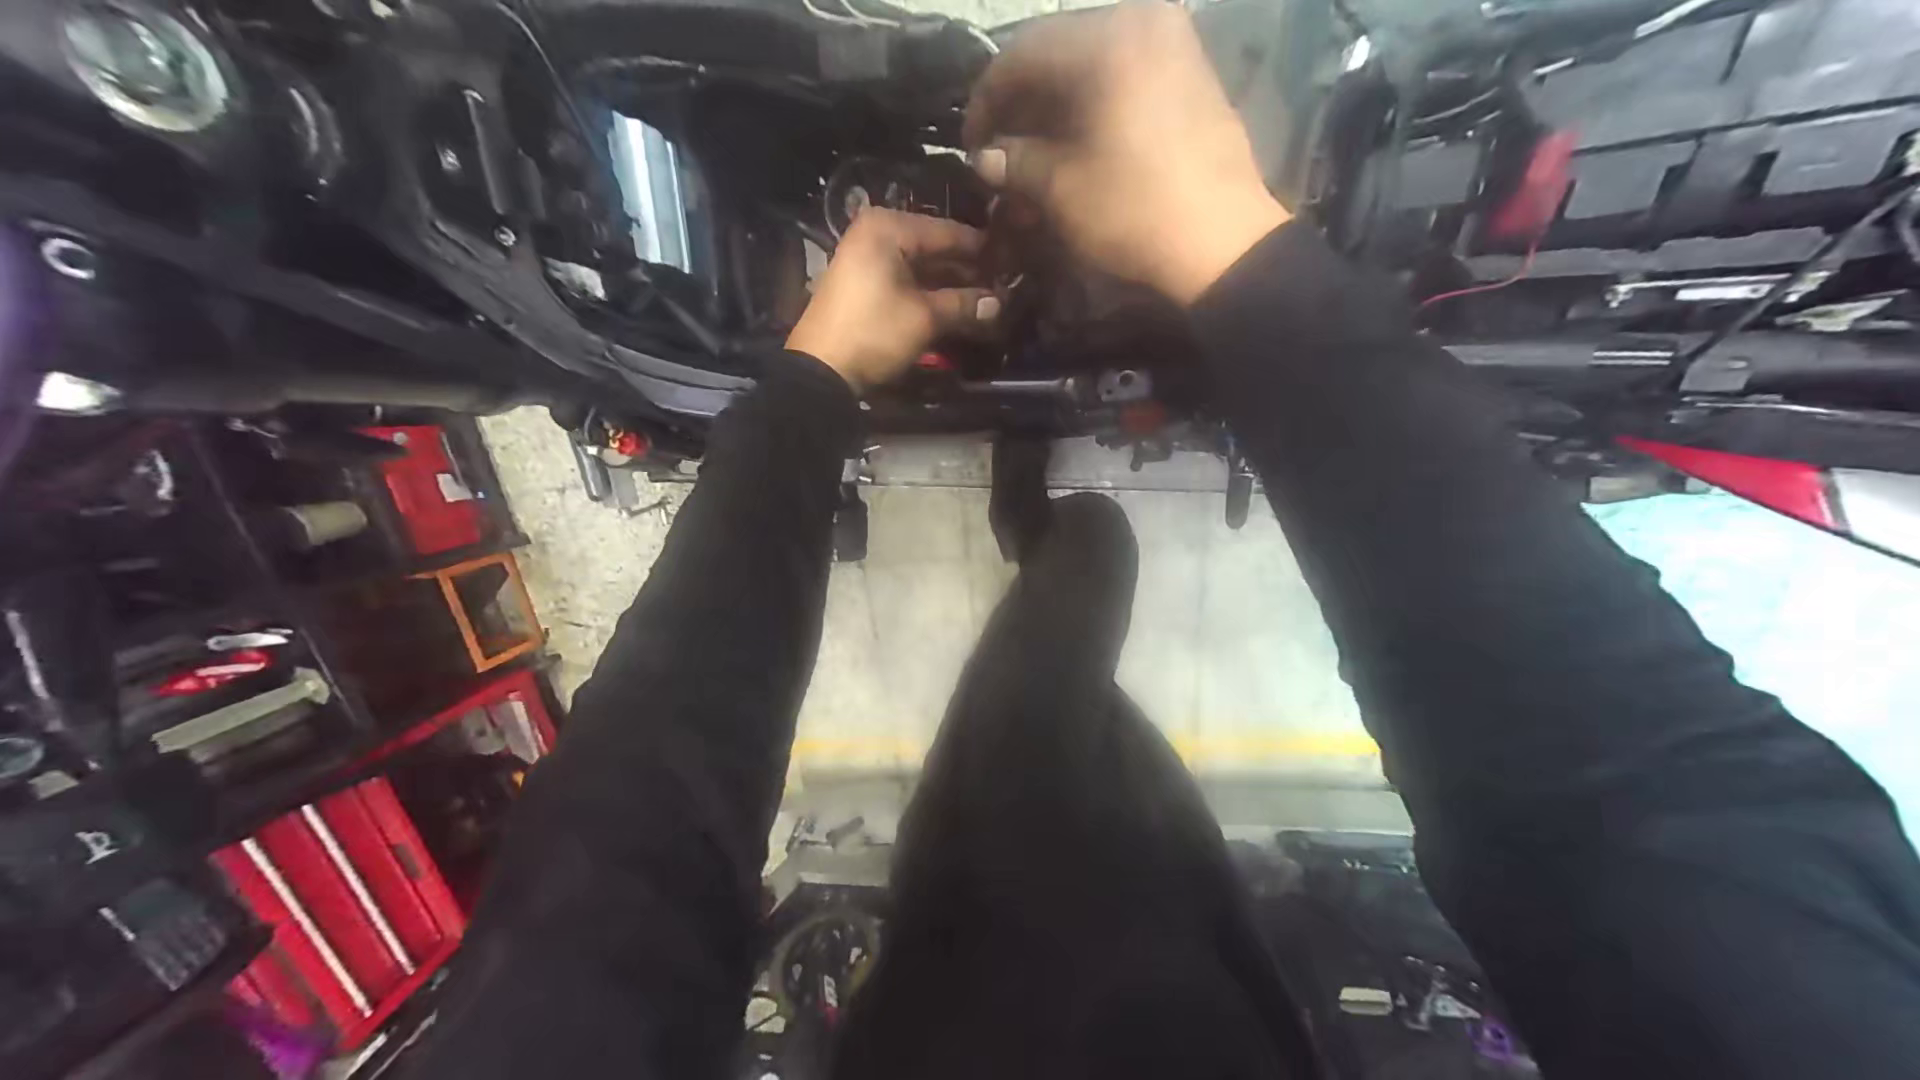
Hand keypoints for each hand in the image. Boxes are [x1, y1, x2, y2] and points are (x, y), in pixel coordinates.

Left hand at [786, 208, 999, 392]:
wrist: (821, 371)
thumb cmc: (874, 333)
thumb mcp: (924, 317)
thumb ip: (964, 304)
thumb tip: (999, 303)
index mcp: (888, 228)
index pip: (947, 231)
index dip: (981, 249)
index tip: (1012, 260)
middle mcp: (876, 235)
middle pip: (934, 249)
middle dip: (967, 270)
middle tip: (1003, 284)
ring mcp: (868, 260)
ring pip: (922, 268)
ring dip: (952, 286)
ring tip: (986, 301)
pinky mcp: (865, 286)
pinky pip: (907, 282)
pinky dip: (931, 295)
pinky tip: (958, 309)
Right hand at [964, 1, 1290, 305]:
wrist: (1221, 244)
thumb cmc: (1133, 211)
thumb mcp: (1061, 188)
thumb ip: (1015, 162)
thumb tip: (985, 157)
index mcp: (1106, 39)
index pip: (1021, 54)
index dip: (986, 101)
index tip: (972, 146)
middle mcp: (1142, 21)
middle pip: (1057, 56)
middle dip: (1021, 110)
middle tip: (1001, 157)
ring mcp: (1173, 46)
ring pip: (1089, 72)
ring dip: (1053, 117)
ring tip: (1033, 166)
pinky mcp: (1189, 78)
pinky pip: (1122, 83)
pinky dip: (1090, 115)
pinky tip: (1074, 154)